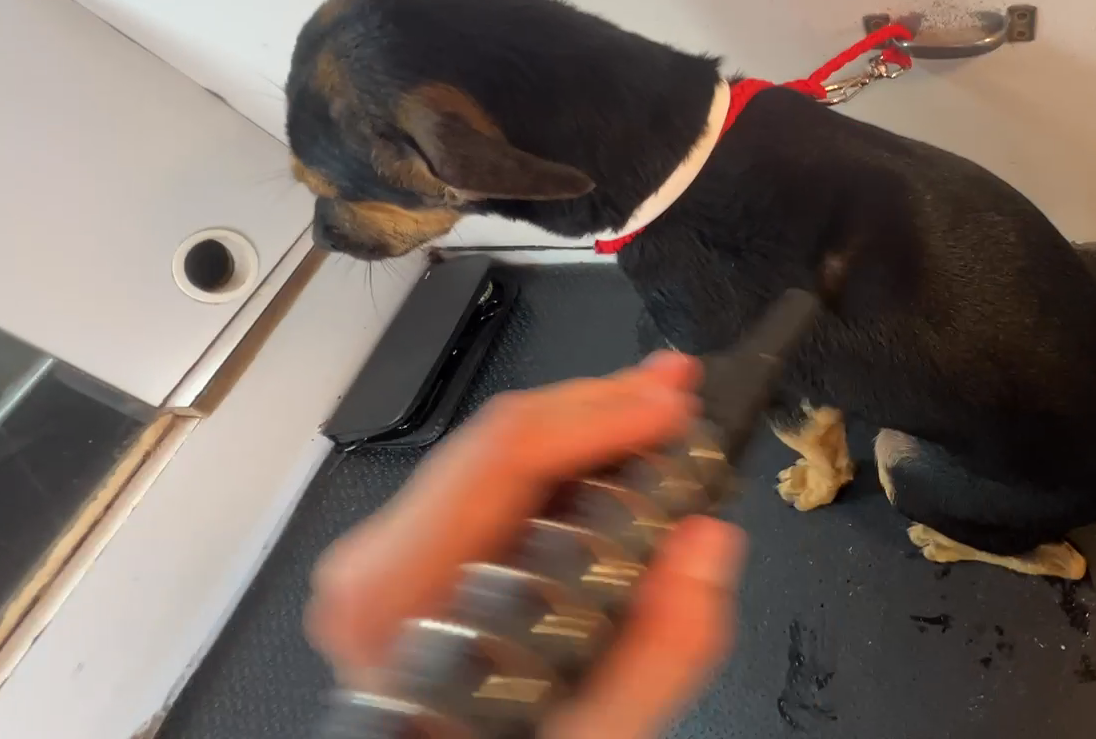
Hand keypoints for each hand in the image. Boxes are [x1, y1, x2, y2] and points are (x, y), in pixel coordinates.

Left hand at [307, 353, 744, 738]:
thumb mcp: (586, 733)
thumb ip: (655, 656)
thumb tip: (706, 541)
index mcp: (403, 595)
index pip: (505, 456)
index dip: (601, 418)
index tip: (673, 411)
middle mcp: (389, 556)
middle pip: (508, 432)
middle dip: (610, 402)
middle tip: (681, 390)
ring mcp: (405, 544)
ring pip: (511, 437)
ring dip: (600, 415)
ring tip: (666, 402)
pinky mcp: (432, 542)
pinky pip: (512, 464)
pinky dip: (581, 443)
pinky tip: (626, 434)